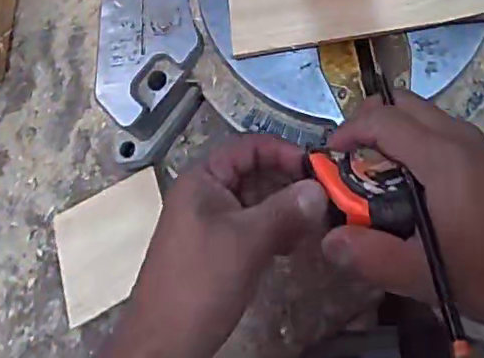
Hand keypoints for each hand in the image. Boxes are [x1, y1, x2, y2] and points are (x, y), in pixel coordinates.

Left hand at [102, 135, 327, 357]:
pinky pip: (253, 225)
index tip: (315, 168)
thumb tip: (321, 189)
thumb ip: (287, 209)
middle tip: (322, 197)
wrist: (160, 353)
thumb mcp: (248, 241)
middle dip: (289, 183)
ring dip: (286, 209)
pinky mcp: (218, 249)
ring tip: (313, 224)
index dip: (283, 152)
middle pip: (256, 172)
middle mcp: (206, 194)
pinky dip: (275, 230)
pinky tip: (294, 245)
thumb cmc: (200, 284)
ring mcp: (211, 223)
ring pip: (257, 201)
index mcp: (203, 179)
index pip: (250, 147)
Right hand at [318, 92, 483, 333]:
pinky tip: (408, 180)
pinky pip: (437, 127)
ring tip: (371, 172)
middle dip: (369, 120)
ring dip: (392, 128)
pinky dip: (412, 137)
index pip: (386, 120)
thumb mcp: (426, 276)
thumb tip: (328, 240)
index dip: (351, 130)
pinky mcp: (483, 154)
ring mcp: (474, 141)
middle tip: (347, 159)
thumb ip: (373, 258)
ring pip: (422, 112)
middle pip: (403, 103)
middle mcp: (458, 136)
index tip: (327, 156)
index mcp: (443, 156)